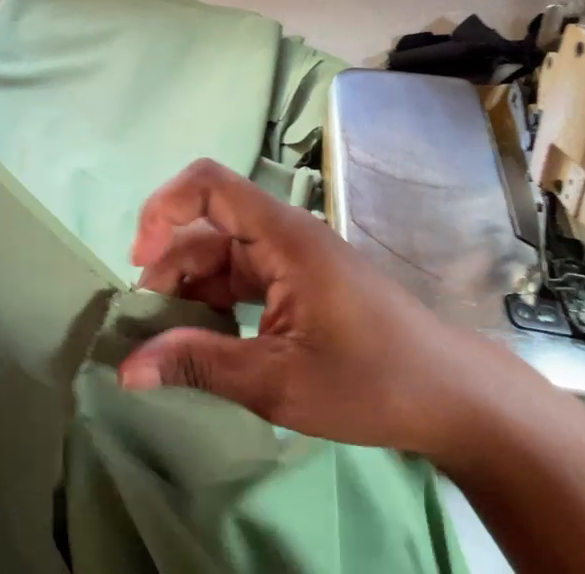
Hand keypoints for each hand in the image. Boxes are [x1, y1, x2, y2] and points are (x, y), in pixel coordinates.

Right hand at [122, 159, 540, 462]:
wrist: (458, 401)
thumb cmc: (373, 382)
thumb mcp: (278, 382)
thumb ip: (200, 365)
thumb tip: (126, 369)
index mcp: (283, 238)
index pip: (207, 184)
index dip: (162, 210)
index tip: (141, 263)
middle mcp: (284, 236)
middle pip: (206, 226)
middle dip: (167, 265)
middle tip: (146, 321)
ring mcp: (293, 260)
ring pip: (220, 255)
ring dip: (188, 289)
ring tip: (167, 338)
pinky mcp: (300, 285)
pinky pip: (240, 278)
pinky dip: (214, 302)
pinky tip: (203, 340)